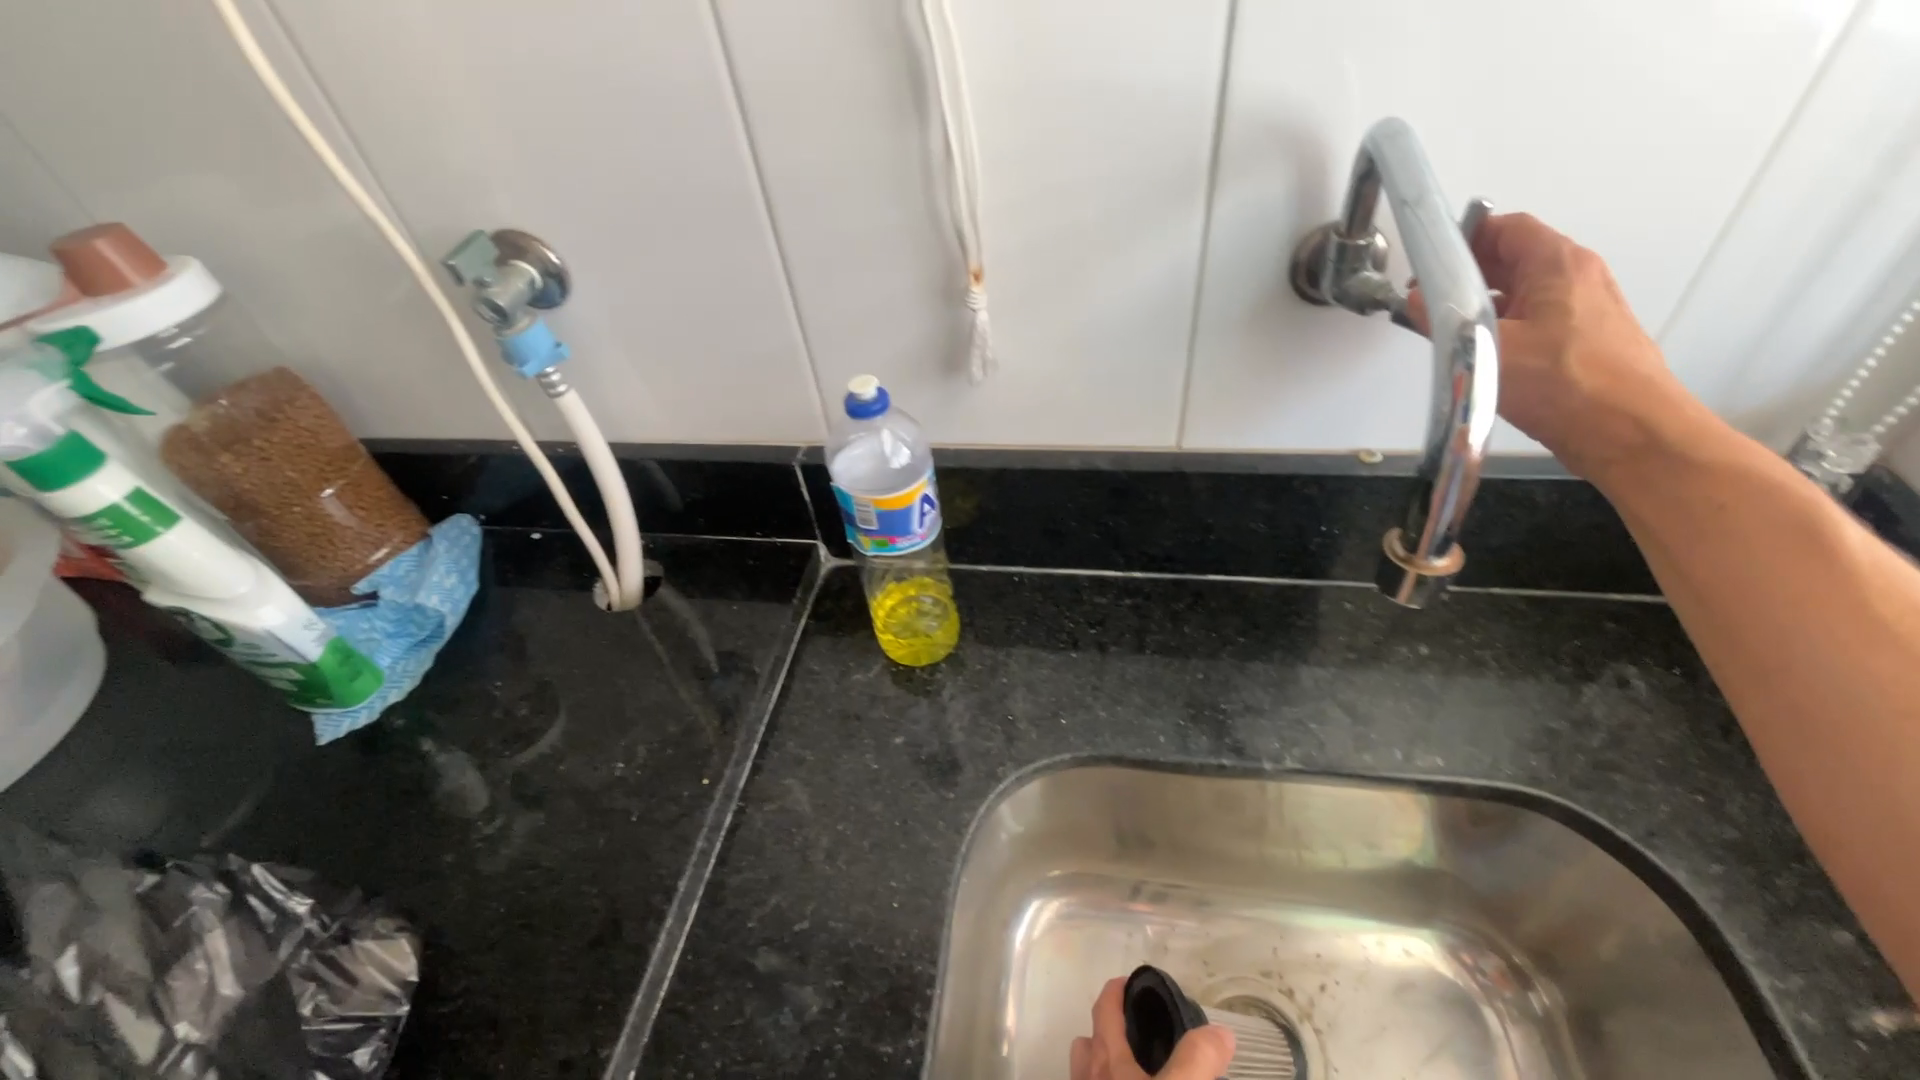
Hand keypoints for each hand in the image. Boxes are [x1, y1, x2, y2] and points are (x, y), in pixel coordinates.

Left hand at [1069, 977, 1235, 1079]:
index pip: (1104, 1007)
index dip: (1116, 989)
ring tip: (1134, 1069)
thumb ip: (1197, 1058)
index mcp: (1106, 1057)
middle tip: (1139, 1033)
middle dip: (1108, 1032)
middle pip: (1089, 1042)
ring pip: (1087, 1072)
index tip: (1131, 980)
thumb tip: (1220, 1032)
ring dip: (1104, 1066)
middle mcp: (1088, 1076)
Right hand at [1414, 213, 1692, 481]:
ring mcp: (1588, 309)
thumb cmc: (1563, 385)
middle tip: (1432, 299)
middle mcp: (1579, 278)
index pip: (1509, 228)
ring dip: (1486, 305)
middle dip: (1470, 275)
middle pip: (1517, 259)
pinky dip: (1507, 327)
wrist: (1629, 432)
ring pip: (1526, 292)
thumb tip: (1415, 301)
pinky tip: (1484, 355)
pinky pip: (1539, 320)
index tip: (1433, 261)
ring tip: (1450, 331)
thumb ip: (1443, 321)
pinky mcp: (1587, 340)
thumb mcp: (1485, 349)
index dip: (1466, 238)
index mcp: (1559, 265)